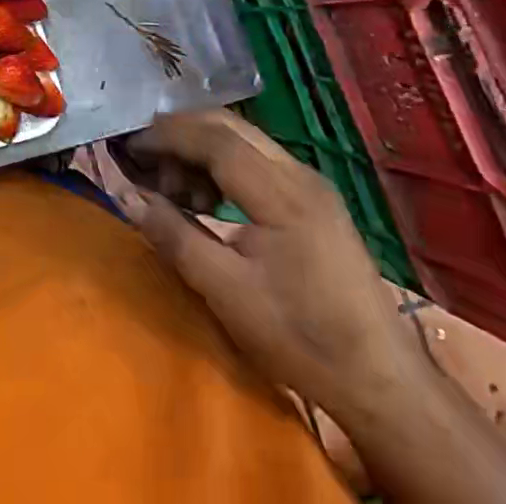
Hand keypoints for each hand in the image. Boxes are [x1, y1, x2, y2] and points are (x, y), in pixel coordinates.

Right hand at [117, 109, 430, 417]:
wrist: (379, 380)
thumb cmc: (299, 336)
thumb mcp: (224, 289)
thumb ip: (172, 234)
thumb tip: (126, 194)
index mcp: (281, 193)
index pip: (213, 138)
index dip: (164, 137)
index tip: (126, 150)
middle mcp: (299, 174)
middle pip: (227, 126)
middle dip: (177, 135)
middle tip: (142, 163)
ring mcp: (310, 184)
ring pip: (241, 140)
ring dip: (198, 150)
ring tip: (171, 190)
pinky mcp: (313, 199)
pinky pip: (255, 161)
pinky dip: (219, 166)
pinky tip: (204, 201)